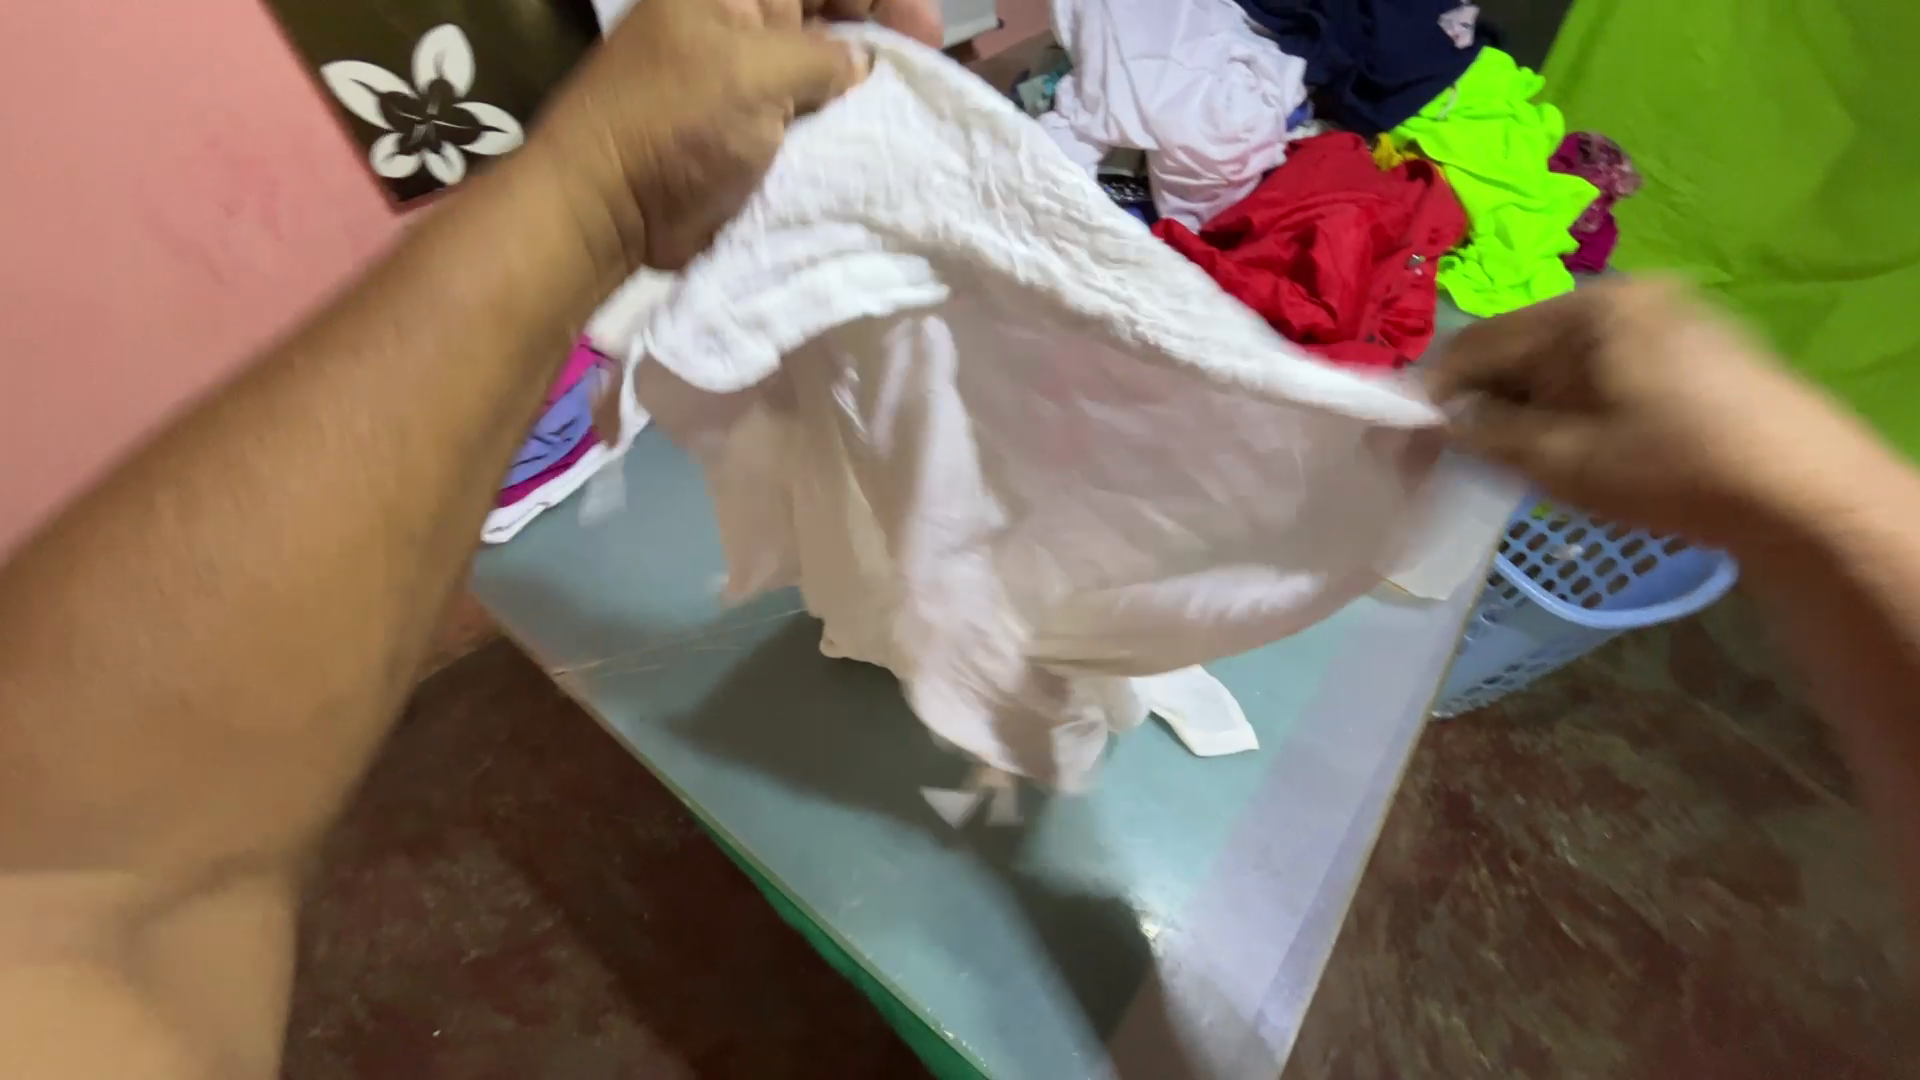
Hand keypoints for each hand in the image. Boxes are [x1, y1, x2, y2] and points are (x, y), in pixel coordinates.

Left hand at [532, 0, 942, 271]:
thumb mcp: (752, 73)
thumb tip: (862, 62)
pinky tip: (877, 146)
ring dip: (866, 92)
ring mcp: (753, 87)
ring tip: (910, 113)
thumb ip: (818, 59)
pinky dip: (844, 134)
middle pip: (830, 17)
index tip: (926, 34)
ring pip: (825, 74)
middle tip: (924, 75)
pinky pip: (812, 126)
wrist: (618, 207)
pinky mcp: (757, 138)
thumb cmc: (675, 123)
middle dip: (881, 38)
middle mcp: (749, 29)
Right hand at [1427, 279, 1877, 547]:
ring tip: (1504, 452)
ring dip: (1514, 404)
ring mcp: (1658, 316)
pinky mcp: (1680, 343)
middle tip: (1452, 450)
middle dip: (1475, 399)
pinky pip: (1587, 365)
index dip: (1431, 392)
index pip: (1476, 343)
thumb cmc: (1670, 471)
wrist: (1810, 499)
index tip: (1404, 436)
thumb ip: (1476, 432)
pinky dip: (1556, 400)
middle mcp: (1621, 297)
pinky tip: (1555, 438)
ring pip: (1548, 359)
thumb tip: (1420, 423)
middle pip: (1512, 347)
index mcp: (1588, 310)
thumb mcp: (1554, 457)